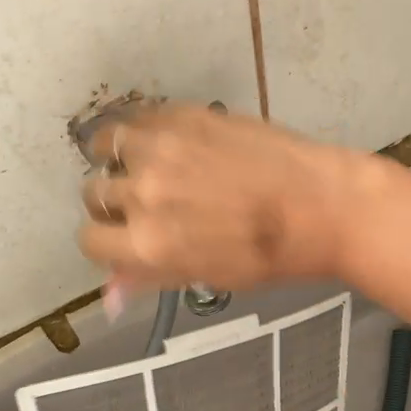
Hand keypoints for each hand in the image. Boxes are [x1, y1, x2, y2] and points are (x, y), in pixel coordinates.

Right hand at [76, 101, 400, 291]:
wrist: (320, 205)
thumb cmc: (269, 256)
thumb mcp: (208, 276)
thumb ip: (152, 278)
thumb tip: (110, 296)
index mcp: (148, 244)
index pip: (90, 240)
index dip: (107, 241)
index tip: (126, 237)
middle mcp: (143, 194)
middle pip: (95, 195)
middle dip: (114, 203)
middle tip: (148, 204)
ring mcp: (160, 148)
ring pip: (105, 148)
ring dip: (119, 159)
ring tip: (148, 166)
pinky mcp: (181, 115)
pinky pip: (137, 119)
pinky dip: (140, 131)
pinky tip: (164, 143)